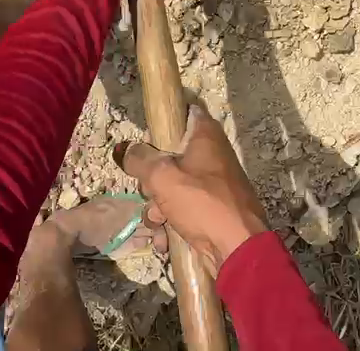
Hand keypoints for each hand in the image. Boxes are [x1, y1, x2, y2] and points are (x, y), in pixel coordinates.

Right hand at [118, 105, 269, 270]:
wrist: (237, 247)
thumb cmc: (202, 202)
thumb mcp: (163, 177)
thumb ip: (140, 160)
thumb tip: (123, 149)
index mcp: (205, 134)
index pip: (182, 112)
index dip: (161, 124)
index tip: (145, 143)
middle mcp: (210, 153)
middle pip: (170, 155)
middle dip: (153, 180)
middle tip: (151, 192)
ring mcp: (211, 182)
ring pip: (173, 185)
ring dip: (158, 207)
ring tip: (158, 223)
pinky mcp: (210, 207)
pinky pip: (182, 208)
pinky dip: (171, 223)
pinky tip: (165, 240)